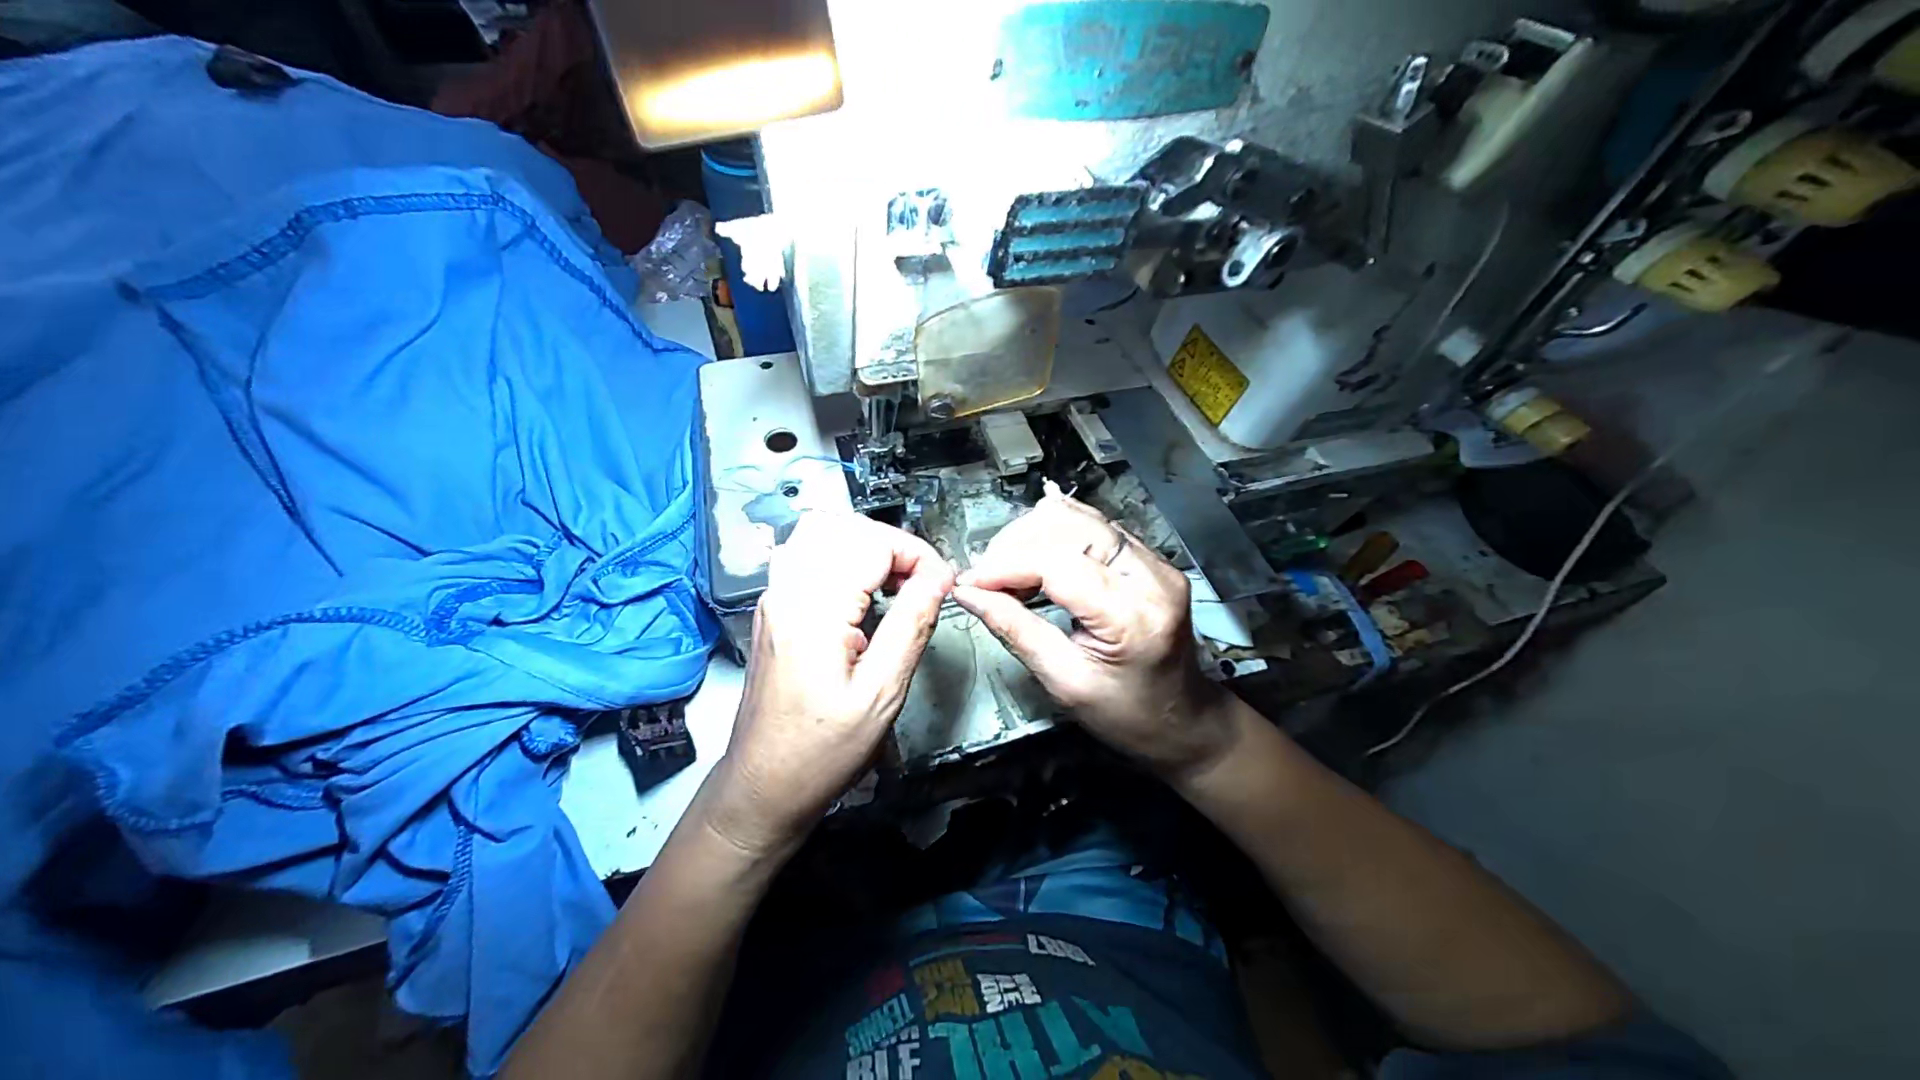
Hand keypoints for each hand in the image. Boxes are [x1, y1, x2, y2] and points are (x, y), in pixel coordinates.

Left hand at [705, 512, 953, 858]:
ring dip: (865, 544)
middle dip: (891, 541)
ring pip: (819, 531)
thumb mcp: (882, 694)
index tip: (942, 582)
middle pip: (842, 524)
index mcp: (813, 613)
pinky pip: (806, 555)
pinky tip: (865, 591)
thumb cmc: (818, 753)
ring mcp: (774, 598)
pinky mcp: (774, 609)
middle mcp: (786, 595)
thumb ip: (911, 626)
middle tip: (921, 578)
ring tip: (896, 580)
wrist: (763, 784)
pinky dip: (843, 556)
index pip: (871, 542)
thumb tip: (938, 580)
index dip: (917, 554)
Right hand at [951, 482, 1240, 780]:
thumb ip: (1014, 629)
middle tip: (986, 578)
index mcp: (1134, 616)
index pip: (1058, 564)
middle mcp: (1151, 575)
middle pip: (1069, 525)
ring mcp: (1153, 561)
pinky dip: (1052, 537)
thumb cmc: (1125, 714)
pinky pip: (1091, 526)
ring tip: (1008, 572)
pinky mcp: (1147, 557)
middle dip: (1016, 544)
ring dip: (1032, 536)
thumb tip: (968, 593)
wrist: (1180, 719)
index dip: (1006, 566)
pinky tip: (1034, 563)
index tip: (969, 582)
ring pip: (1078, 517)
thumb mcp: (1063, 681)